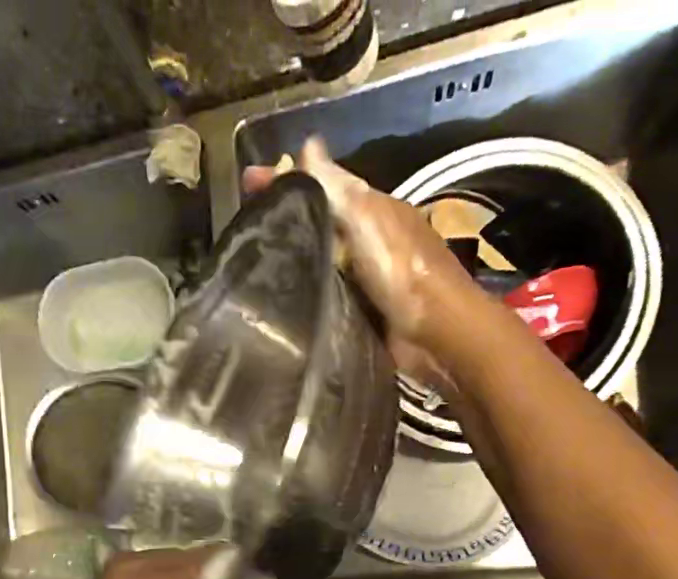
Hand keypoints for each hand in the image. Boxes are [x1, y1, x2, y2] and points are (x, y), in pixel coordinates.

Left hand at [24, 547, 282, 578]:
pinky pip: (163, 561)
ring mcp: (126, 561)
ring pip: (184, 556)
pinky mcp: (115, 566)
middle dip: (224, 576)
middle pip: (205, 554)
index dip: (247, 574)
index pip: (225, 557)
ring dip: (200, 577)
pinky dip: (177, 578)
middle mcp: (145, 564)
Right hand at [244, 138, 482, 393]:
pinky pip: (327, 296)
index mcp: (372, 210)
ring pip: (320, 260)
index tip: (247, 183)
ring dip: (292, 259)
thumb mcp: (367, 219)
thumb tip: (308, 144)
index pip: (322, 186)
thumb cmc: (402, 271)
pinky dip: (307, 293)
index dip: (286, 179)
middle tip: (241, 226)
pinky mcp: (362, 314)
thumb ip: (336, 188)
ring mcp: (366, 279)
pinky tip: (280, 299)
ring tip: (249, 263)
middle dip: (283, 219)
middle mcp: (368, 240)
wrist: (436, 334)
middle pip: (319, 223)